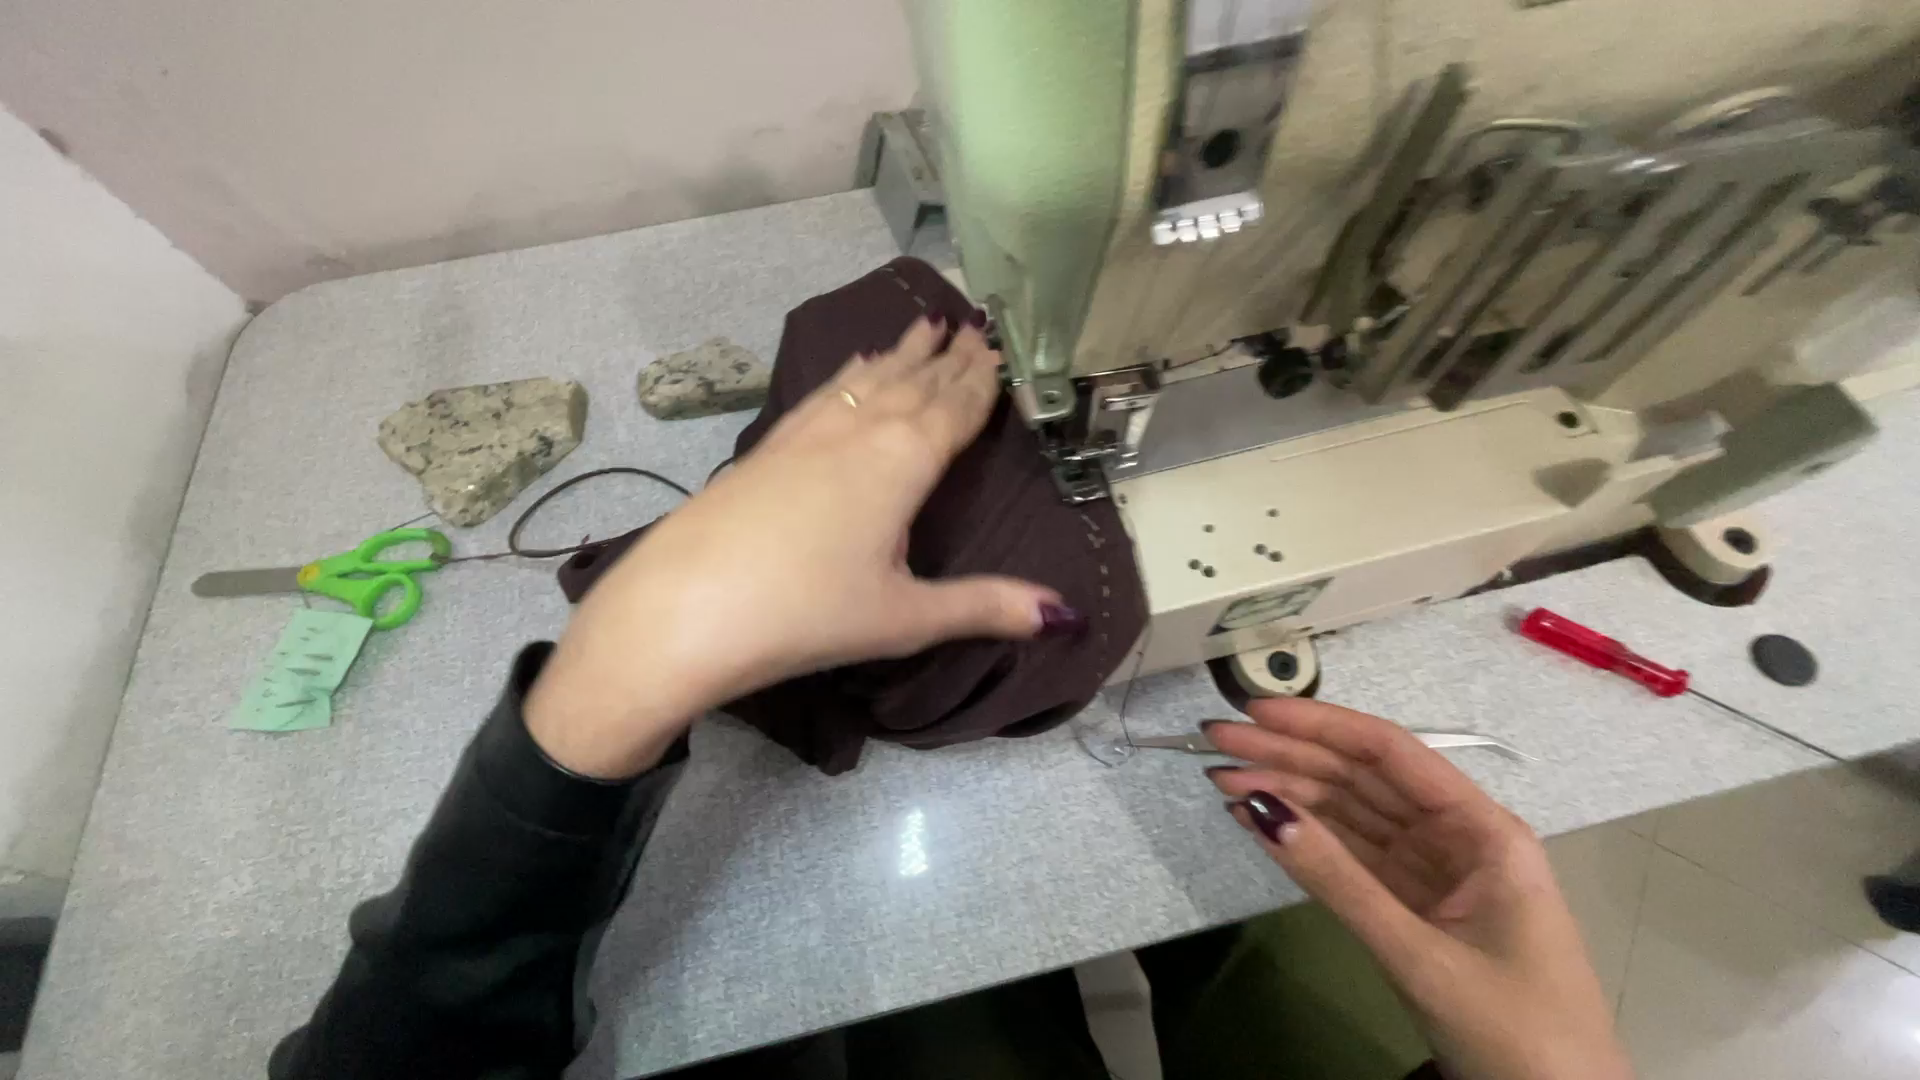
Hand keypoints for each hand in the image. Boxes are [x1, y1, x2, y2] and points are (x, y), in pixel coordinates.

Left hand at [525, 319, 1069, 776]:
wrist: (683, 609)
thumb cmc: (807, 613)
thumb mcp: (905, 617)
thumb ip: (984, 607)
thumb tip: (1067, 616)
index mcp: (903, 459)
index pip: (956, 408)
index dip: (982, 380)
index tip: (1000, 345)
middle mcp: (859, 429)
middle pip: (915, 383)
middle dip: (947, 357)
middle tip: (972, 323)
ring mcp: (807, 433)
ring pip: (867, 379)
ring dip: (900, 354)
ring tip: (922, 326)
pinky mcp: (767, 447)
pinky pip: (824, 393)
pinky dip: (848, 374)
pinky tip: (849, 369)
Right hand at [1206, 702, 1633, 1079]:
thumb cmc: (1517, 1034)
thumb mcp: (1422, 955)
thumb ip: (1338, 880)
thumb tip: (1260, 810)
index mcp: (1480, 829)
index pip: (1388, 752)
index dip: (1318, 724)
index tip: (1255, 712)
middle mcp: (1451, 834)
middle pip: (1357, 775)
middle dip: (1284, 755)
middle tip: (1216, 740)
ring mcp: (1425, 867)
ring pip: (1344, 810)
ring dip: (1283, 793)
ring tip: (1221, 781)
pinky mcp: (1405, 900)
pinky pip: (1343, 853)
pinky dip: (1298, 836)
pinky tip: (1253, 820)